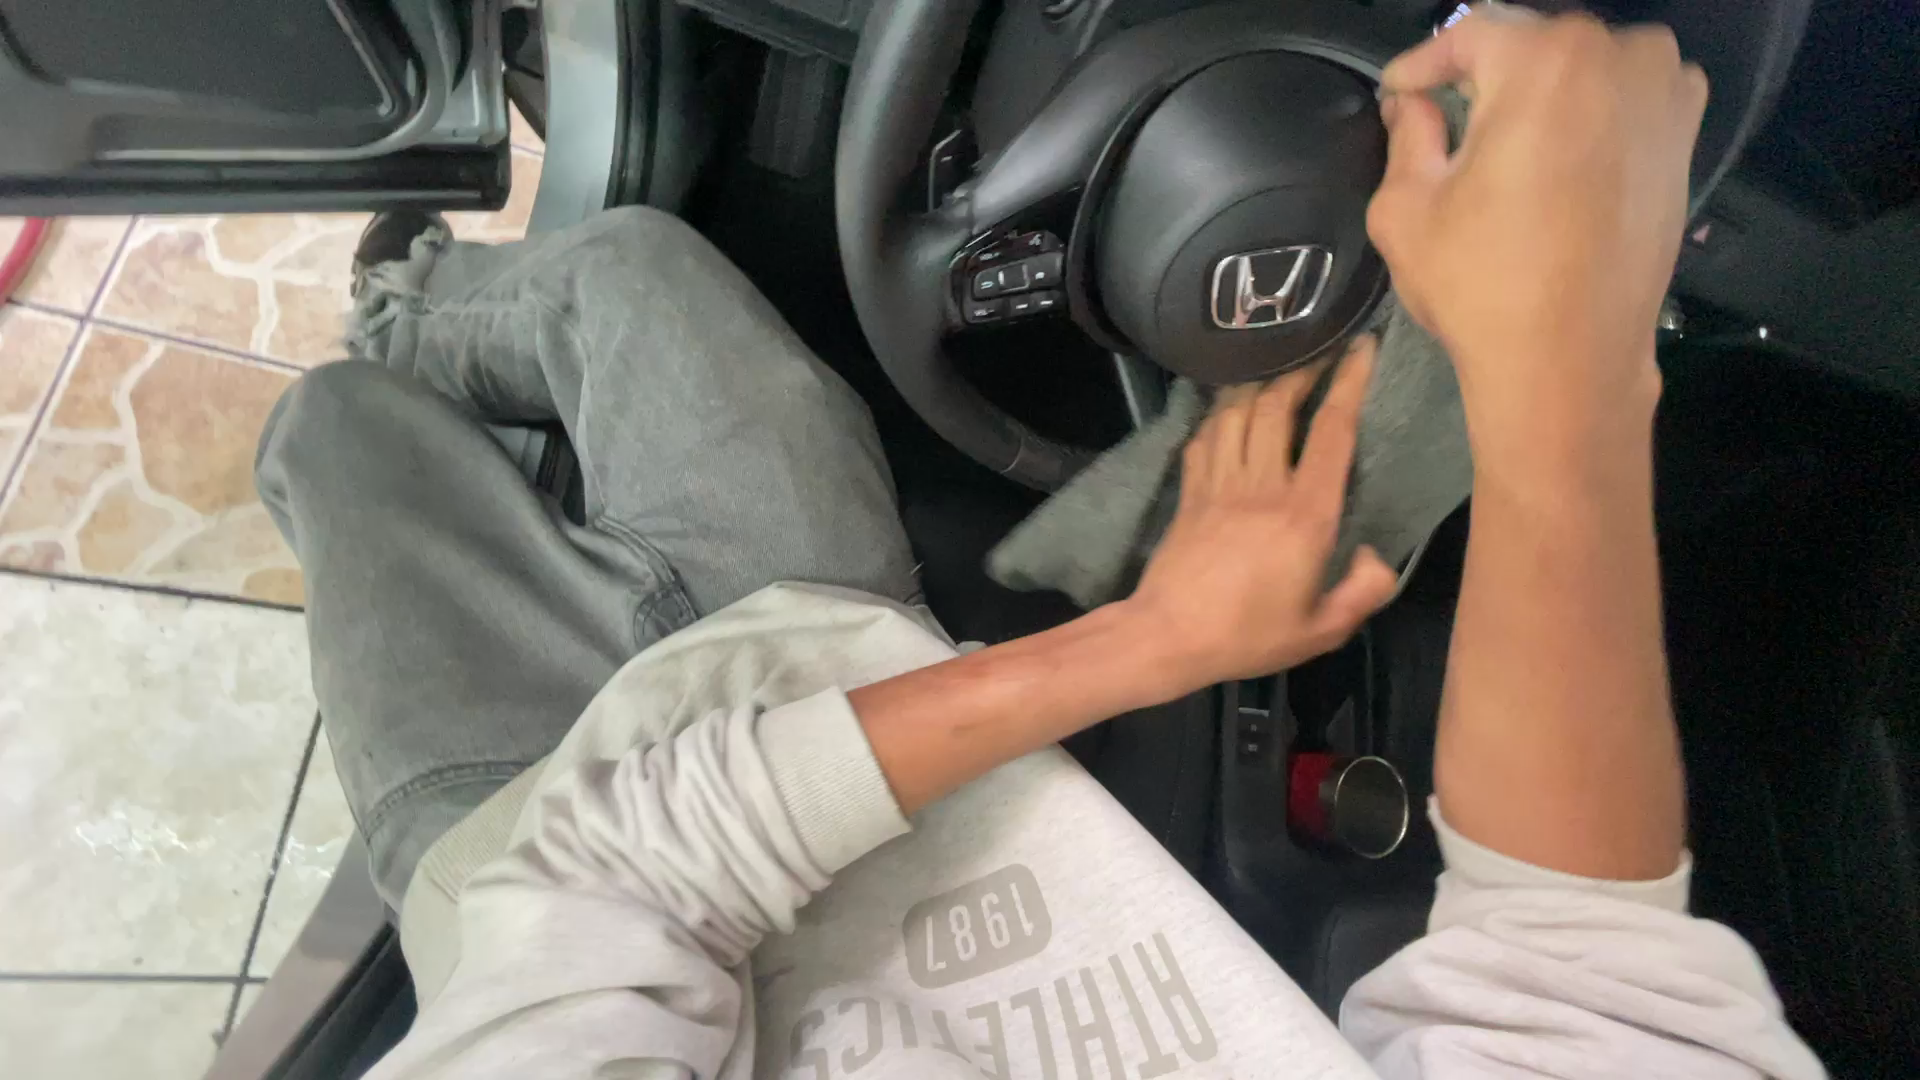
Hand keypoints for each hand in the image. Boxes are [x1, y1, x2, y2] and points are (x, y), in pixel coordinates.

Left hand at [1123, 338, 1398, 687]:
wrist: (1168, 635)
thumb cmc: (1247, 637)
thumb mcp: (1323, 631)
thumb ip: (1364, 591)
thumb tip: (1372, 553)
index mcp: (1305, 515)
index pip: (1331, 431)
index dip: (1350, 383)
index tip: (1361, 349)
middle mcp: (1260, 487)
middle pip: (1276, 406)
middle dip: (1300, 370)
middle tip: (1318, 354)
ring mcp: (1217, 486)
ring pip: (1234, 413)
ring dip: (1256, 385)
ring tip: (1275, 374)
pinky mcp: (1187, 494)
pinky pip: (1203, 439)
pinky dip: (1217, 416)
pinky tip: (1227, 412)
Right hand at [1367, 6, 1707, 485]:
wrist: (1567, 353)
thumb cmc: (1476, 282)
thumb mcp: (1405, 211)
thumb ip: (1406, 138)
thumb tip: (1411, 104)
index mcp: (1546, 65)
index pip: (1472, 30)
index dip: (1422, 61)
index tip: (1394, 92)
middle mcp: (1621, 55)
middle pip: (1531, 45)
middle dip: (1479, 78)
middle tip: (1437, 121)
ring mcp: (1667, 91)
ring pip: (1578, 71)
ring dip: (1530, 97)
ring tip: (1492, 148)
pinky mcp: (1684, 134)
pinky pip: (1619, 100)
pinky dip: (1577, 118)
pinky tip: (1547, 166)